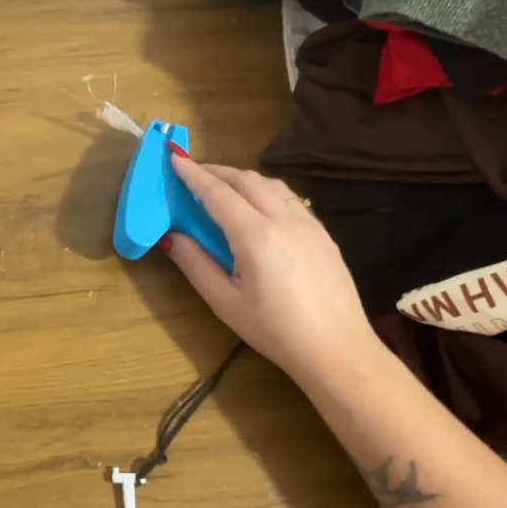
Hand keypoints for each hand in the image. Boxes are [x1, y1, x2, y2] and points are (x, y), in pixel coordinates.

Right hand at [163, 154, 378, 384]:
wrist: (336, 349)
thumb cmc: (275, 331)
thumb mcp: (225, 302)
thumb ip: (196, 264)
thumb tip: (170, 236)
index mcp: (256, 236)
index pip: (218, 193)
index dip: (194, 174)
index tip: (175, 158)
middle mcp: (284, 220)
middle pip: (247, 180)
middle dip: (218, 171)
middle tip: (193, 173)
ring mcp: (309, 224)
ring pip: (273, 185)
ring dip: (244, 179)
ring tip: (224, 188)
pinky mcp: (324, 234)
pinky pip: (291, 199)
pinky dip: (267, 192)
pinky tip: (259, 209)